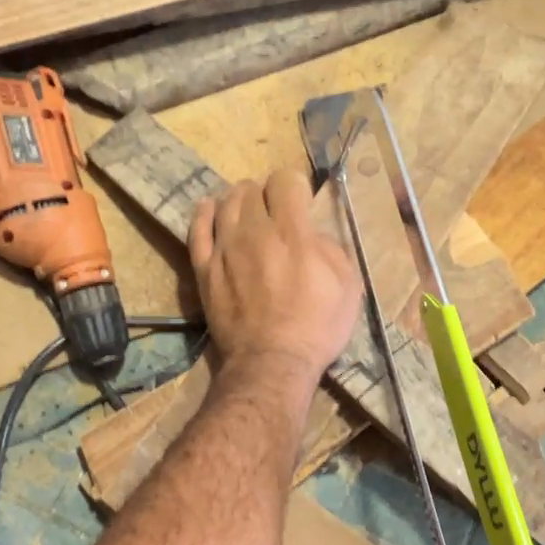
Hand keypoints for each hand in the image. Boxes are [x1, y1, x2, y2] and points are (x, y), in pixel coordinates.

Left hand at [188, 170, 359, 383]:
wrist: (271, 363)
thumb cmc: (317, 328)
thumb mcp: (348, 286)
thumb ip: (332, 249)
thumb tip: (313, 235)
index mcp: (292, 232)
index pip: (285, 181)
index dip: (294, 184)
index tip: (300, 199)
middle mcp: (255, 232)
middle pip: (253, 190)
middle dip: (267, 193)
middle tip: (275, 208)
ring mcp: (225, 250)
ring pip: (225, 204)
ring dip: (239, 199)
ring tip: (248, 206)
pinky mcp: (204, 270)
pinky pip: (197, 230)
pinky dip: (204, 213)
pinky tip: (210, 207)